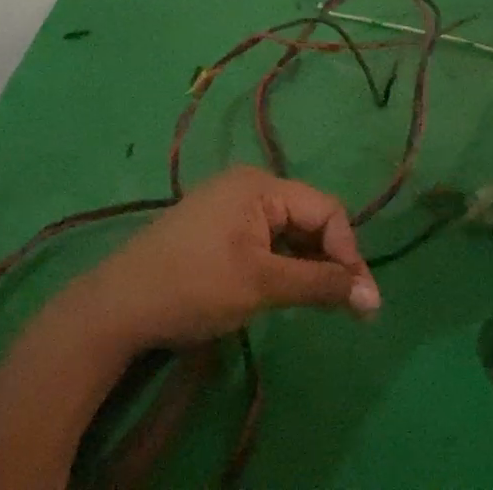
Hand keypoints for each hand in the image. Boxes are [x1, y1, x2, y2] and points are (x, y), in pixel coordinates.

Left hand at [72, 166, 380, 348]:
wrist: (118, 305)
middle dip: (331, 259)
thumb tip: (374, 299)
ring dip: (309, 265)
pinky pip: (266, 239)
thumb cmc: (195, 286)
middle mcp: (248, 185)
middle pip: (309, 217)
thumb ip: (321, 285)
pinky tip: (288, 291)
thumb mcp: (263, 285)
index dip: (348, 253)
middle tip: (349, 308)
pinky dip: (283, 264)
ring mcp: (229, 205)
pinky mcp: (217, 228)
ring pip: (288, 231)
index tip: (360, 301)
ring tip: (321, 303)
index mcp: (260, 185)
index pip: (327, 210)